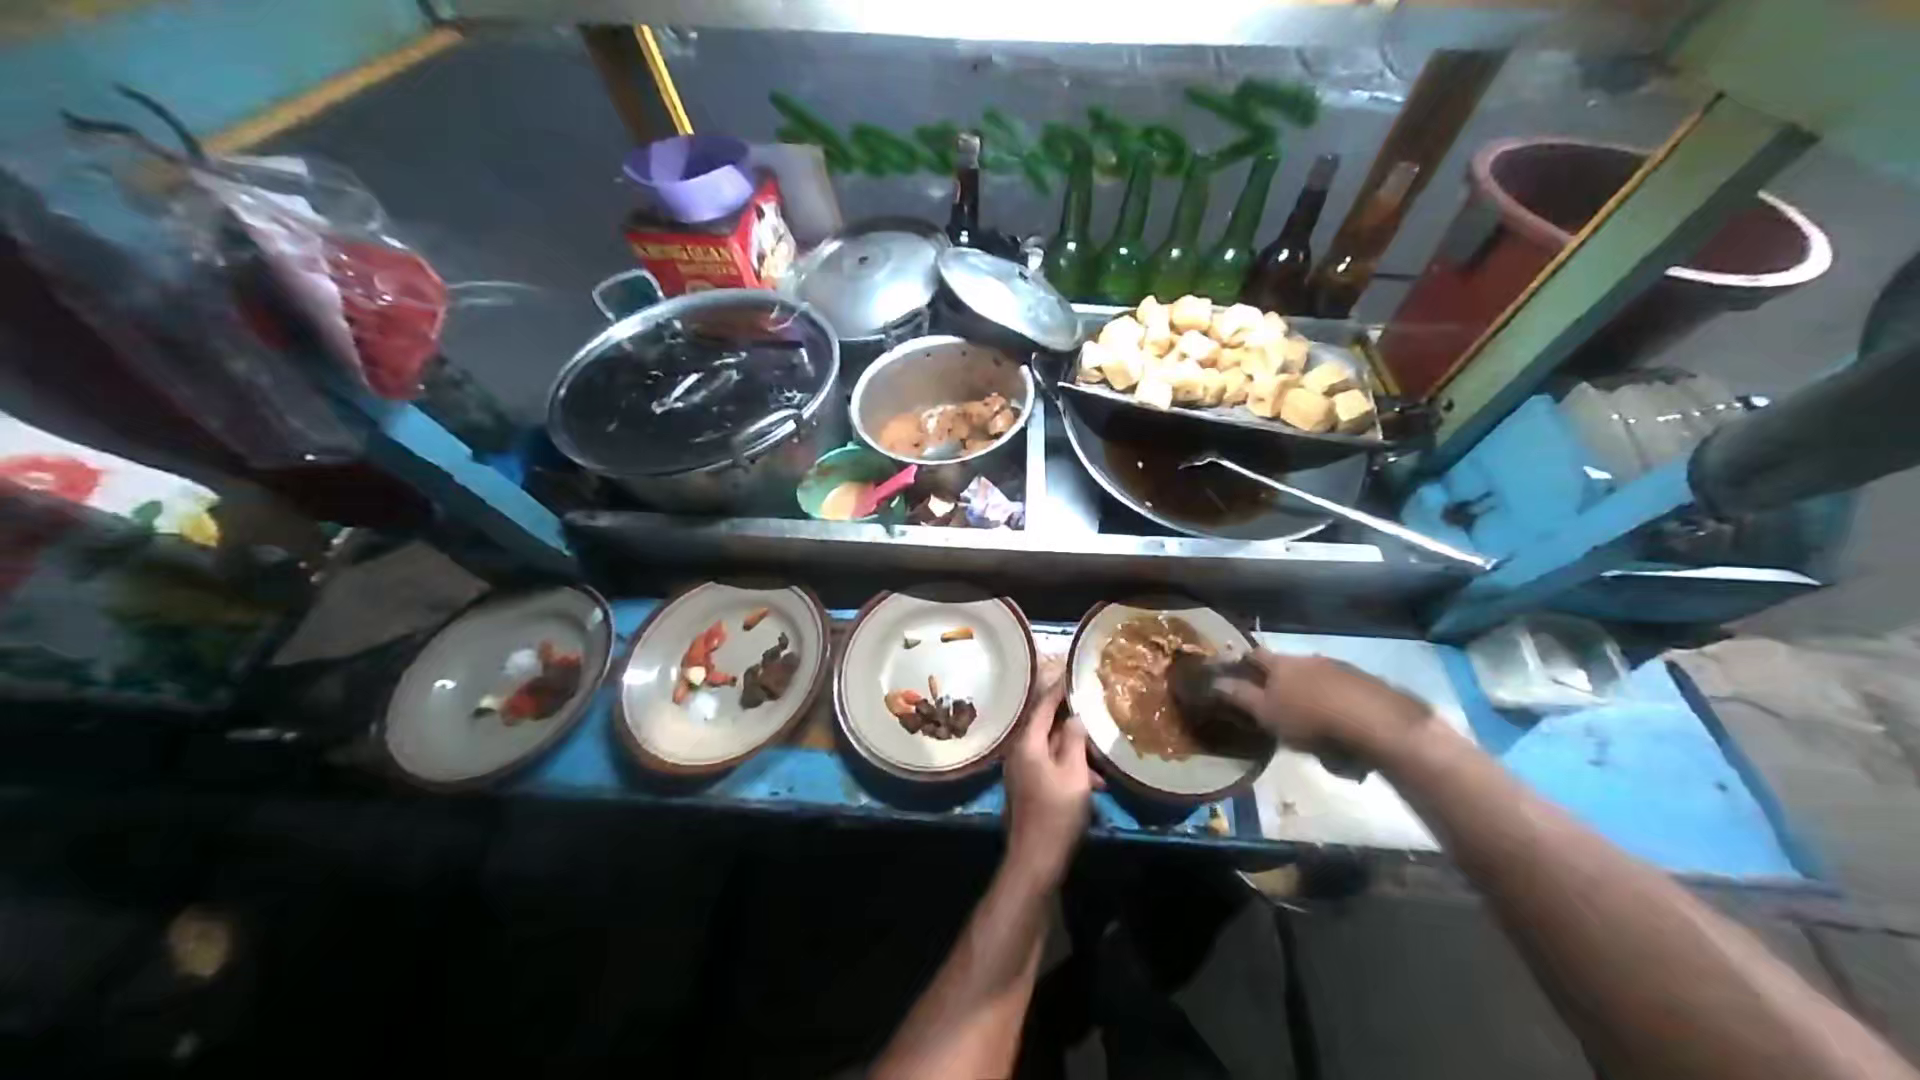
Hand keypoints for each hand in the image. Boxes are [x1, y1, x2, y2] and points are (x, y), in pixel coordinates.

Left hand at [1002, 676, 1093, 890]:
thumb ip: (1074, 741)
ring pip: (1050, 747)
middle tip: (1090, 701)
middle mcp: (1019, 752)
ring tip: (1100, 746)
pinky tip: (1094, 780)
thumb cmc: (1057, 814)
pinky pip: (1050, 765)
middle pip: (1045, 725)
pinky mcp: (1029, 787)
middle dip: (1068, 716)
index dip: (1058, 689)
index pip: (1043, 706)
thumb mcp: (1074, 774)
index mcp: (1027, 744)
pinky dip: (1070, 766)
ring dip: (1074, 746)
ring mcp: (1022, 771)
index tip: (1071, 671)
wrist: (1035, 860)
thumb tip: (1075, 716)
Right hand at [1216, 650, 1433, 761]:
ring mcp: (1342, 668)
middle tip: (1278, 712)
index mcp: (1281, 664)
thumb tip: (1213, 680)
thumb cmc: (1310, 719)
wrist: (1378, 724)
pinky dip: (1338, 708)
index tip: (1234, 674)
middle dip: (1281, 685)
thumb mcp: (1266, 714)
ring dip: (1312, 698)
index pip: (1253, 654)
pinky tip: (1343, 734)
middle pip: (1288, 668)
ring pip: (1317, 681)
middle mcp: (1309, 659)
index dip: (1242, 662)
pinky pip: (1344, 694)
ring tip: (1314, 731)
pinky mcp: (1369, 684)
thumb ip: (1240, 696)